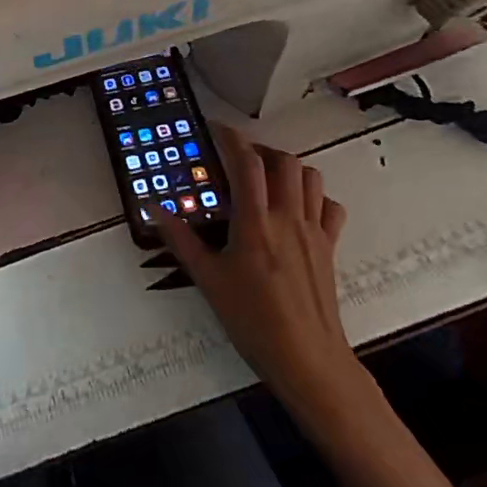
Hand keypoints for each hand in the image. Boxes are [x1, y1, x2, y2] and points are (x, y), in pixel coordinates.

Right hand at [154, 126, 356, 410]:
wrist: (305, 355)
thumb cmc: (253, 320)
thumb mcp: (208, 279)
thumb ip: (181, 240)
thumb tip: (156, 211)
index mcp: (255, 222)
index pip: (247, 163)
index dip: (232, 138)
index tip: (218, 130)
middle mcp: (287, 217)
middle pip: (283, 160)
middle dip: (261, 150)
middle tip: (241, 158)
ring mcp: (313, 229)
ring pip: (310, 176)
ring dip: (289, 168)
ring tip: (268, 178)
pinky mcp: (329, 245)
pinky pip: (330, 206)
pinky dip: (316, 196)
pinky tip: (299, 208)